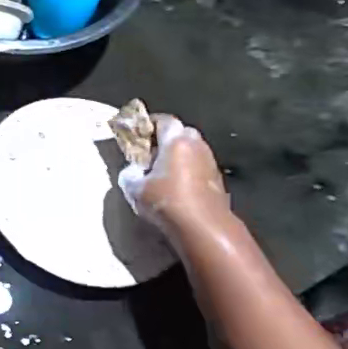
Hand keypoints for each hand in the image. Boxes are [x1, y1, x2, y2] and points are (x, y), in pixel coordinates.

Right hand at [118, 114, 230, 243]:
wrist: (204, 228)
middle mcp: (196, 145)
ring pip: (190, 151)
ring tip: (160, 173)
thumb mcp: (135, 189)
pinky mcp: (217, 180)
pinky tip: (176, 188)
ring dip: (176, 157)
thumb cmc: (167, 201)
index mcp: (176, 140)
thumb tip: (132, 171)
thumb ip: (129, 174)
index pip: (163, 120)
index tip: (136, 134)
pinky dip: (187, 171)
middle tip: (148, 154)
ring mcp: (210, 162)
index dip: (148, 124)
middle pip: (179, 133)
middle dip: (164, 141)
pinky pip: (198, 167)